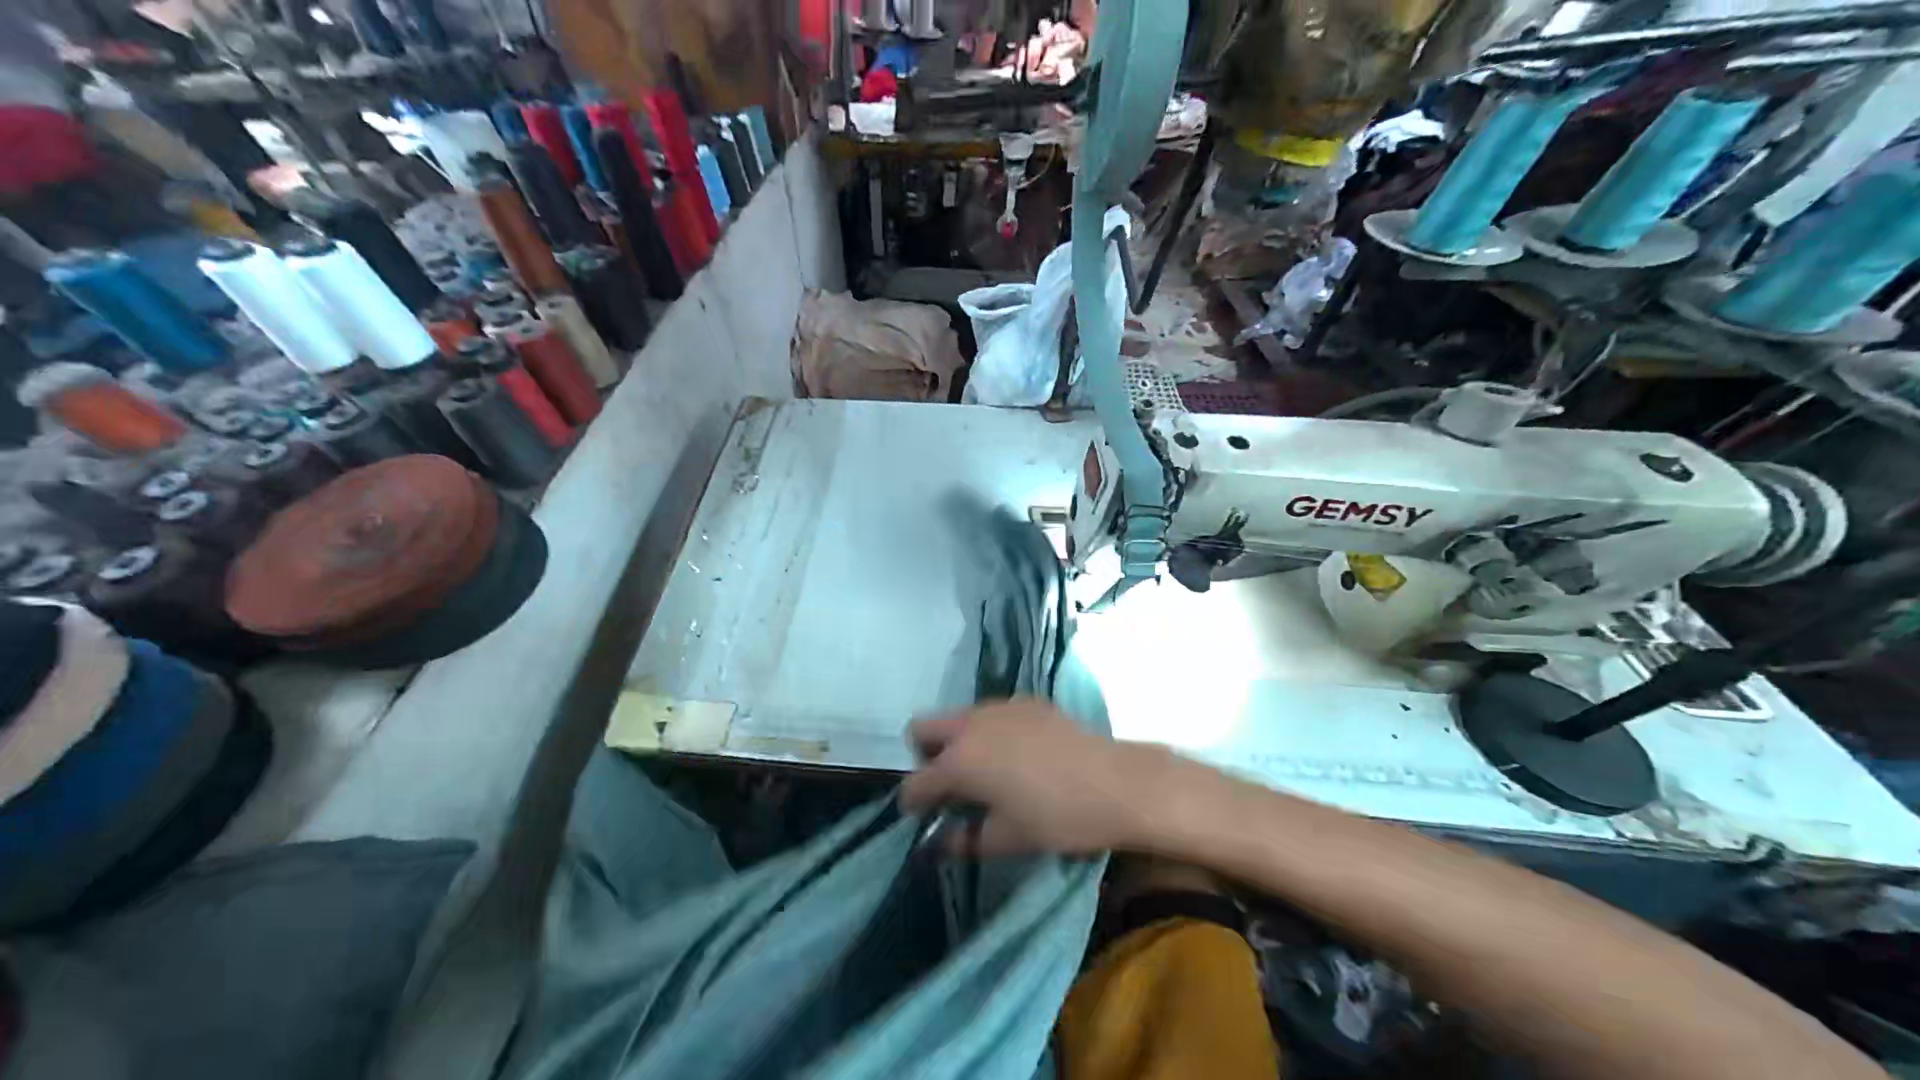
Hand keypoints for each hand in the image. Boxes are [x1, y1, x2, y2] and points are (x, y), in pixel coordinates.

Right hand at [900, 698, 1177, 855]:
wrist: (1117, 783)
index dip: (913, 804)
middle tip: (950, 786)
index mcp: (959, 761)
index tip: (923, 819)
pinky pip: (991, 713)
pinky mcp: (1026, 701)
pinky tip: (1018, 757)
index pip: (916, 782)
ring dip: (958, 741)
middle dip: (925, 757)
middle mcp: (971, 725)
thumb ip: (963, 841)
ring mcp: (999, 707)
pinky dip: (989, 732)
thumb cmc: (1058, 818)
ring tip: (986, 772)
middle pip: (922, 729)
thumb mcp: (1007, 839)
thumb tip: (938, 843)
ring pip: (958, 717)